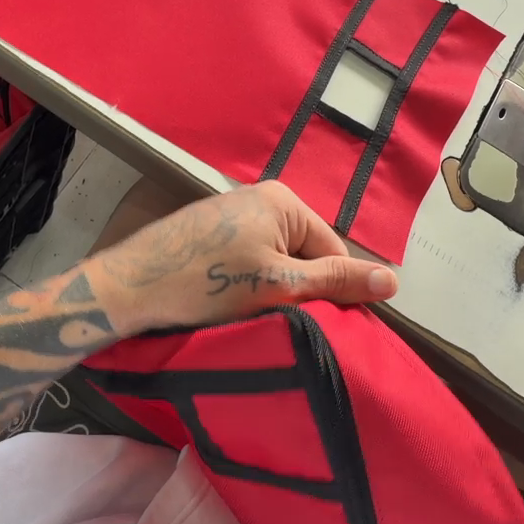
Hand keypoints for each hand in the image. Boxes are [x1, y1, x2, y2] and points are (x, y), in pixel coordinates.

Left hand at [84, 180, 397, 336]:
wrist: (130, 286)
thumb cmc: (206, 283)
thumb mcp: (278, 286)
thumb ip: (335, 282)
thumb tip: (393, 280)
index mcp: (283, 201)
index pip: (332, 253)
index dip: (329, 293)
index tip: (315, 324)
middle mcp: (258, 199)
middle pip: (302, 256)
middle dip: (296, 291)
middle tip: (276, 320)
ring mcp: (229, 216)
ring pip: (273, 264)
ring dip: (268, 293)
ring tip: (247, 315)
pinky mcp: (206, 236)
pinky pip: (244, 264)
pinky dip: (242, 287)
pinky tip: (225, 306)